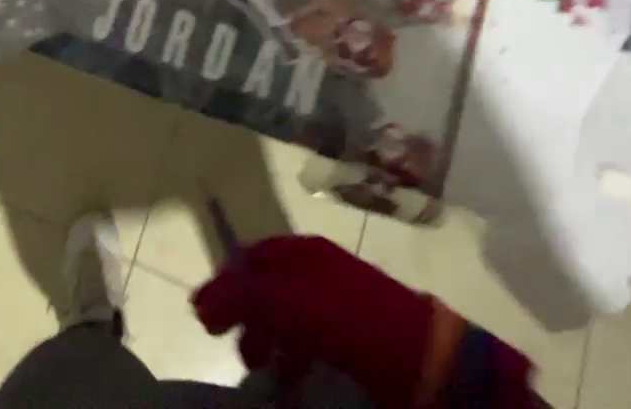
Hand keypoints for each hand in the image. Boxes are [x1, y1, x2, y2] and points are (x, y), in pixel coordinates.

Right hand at [193, 235, 536, 407]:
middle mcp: (317, 268)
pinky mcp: (359, 332)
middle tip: (236, 350)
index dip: (224, 287)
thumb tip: (200, 304)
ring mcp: (340, 298)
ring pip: (289, 314)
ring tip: (264, 371)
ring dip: (269, 340)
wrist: (430, 359)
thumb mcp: (286, 303)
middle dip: (246, 317)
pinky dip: (296, 355)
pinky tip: (295, 378)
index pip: (248, 261)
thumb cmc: (350, 321)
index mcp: (300, 252)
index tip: (207, 319)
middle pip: (267, 287)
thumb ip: (241, 298)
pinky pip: (313, 337)